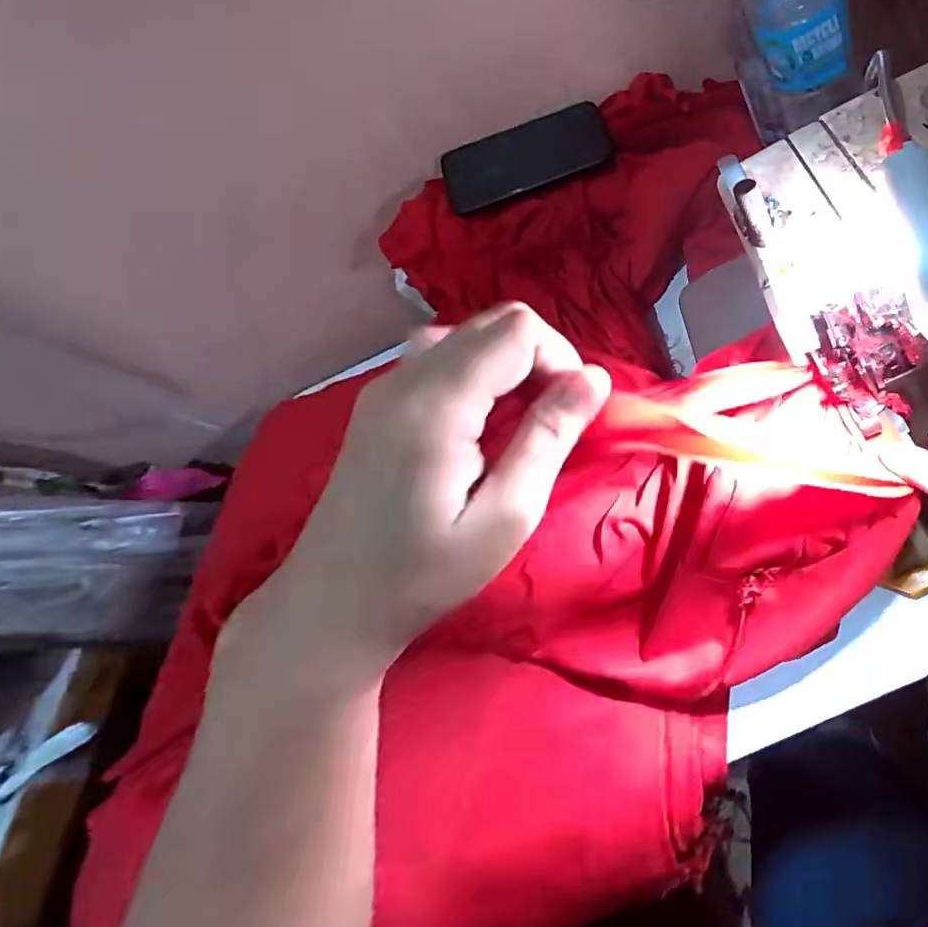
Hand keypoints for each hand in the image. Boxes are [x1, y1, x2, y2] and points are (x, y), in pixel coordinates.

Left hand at [237, 303, 610, 668]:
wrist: (331, 605)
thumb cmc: (426, 572)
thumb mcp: (508, 515)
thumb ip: (551, 437)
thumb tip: (596, 377)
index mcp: (437, 404)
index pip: (519, 330)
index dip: (561, 360)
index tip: (570, 415)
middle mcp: (406, 378)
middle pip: (498, 321)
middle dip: (543, 358)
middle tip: (552, 421)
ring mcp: (387, 385)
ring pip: (473, 332)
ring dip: (514, 363)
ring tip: (522, 421)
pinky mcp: (382, 400)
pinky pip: (447, 354)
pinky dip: (484, 371)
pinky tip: (486, 422)